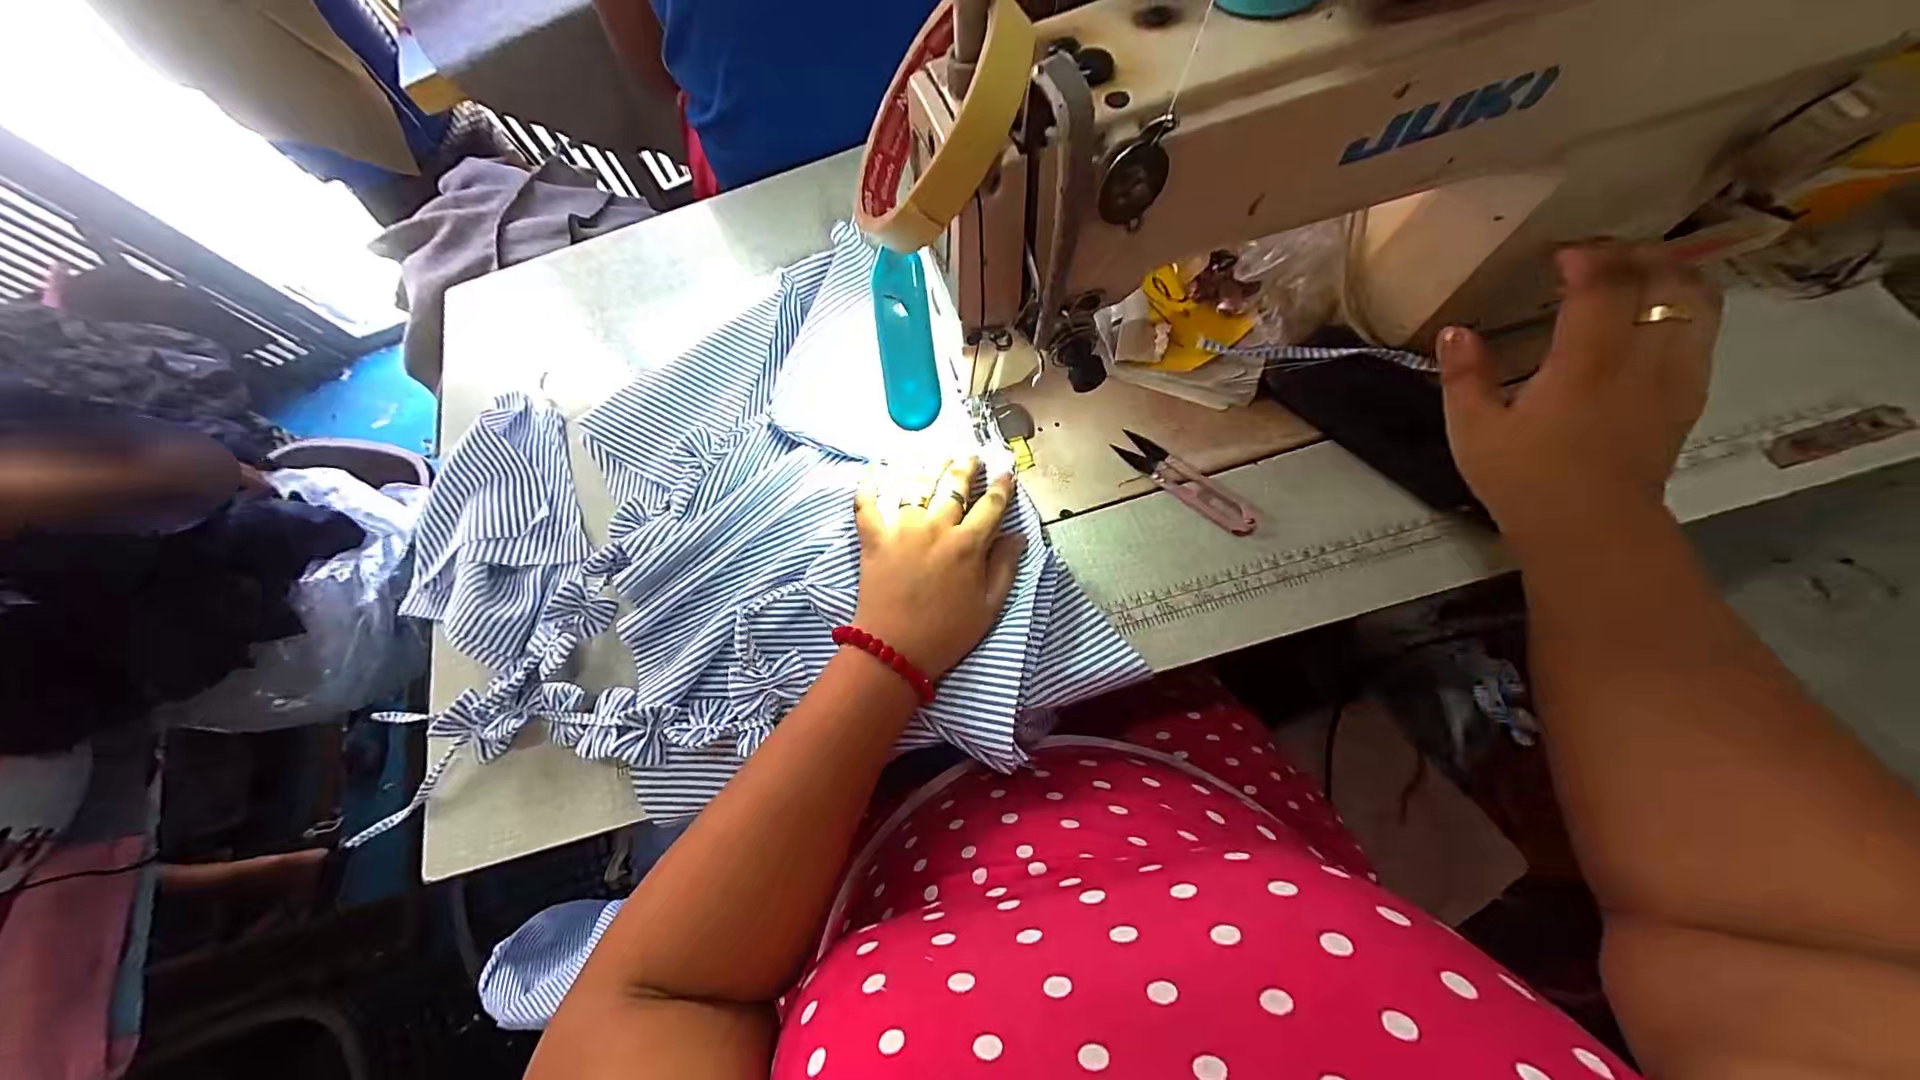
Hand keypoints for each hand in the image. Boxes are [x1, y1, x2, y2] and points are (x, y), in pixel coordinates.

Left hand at [851, 456, 1025, 678]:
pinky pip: (868, 503)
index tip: (1005, 473)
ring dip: (928, 467)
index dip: (1001, 486)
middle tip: (969, 456)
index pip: (991, 505)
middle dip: (965, 467)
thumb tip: (1016, 536)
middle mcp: (937, 528)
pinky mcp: (874, 538)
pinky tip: (875, 467)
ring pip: (916, 486)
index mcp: (968, 545)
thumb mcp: (989, 606)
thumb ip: (1005, 567)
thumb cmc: (947, 633)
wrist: (895, 650)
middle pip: (953, 486)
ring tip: (935, 457)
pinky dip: (870, 483)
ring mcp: (902, 530)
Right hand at [1437, 244, 1722, 548]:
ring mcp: (1676, 374)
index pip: (1603, 286)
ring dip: (1670, 272)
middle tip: (1599, 255)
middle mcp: (1642, 358)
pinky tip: (1655, 313)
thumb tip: (1454, 331)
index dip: (1586, 258)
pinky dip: (1685, 303)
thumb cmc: (1522, 478)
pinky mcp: (1688, 392)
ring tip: (1634, 271)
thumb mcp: (1473, 430)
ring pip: (1698, 297)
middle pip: (1665, 278)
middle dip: (1635, 255)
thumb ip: (1464, 377)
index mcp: (1585, 364)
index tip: (1560, 254)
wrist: (1589, 525)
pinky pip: (1703, 328)